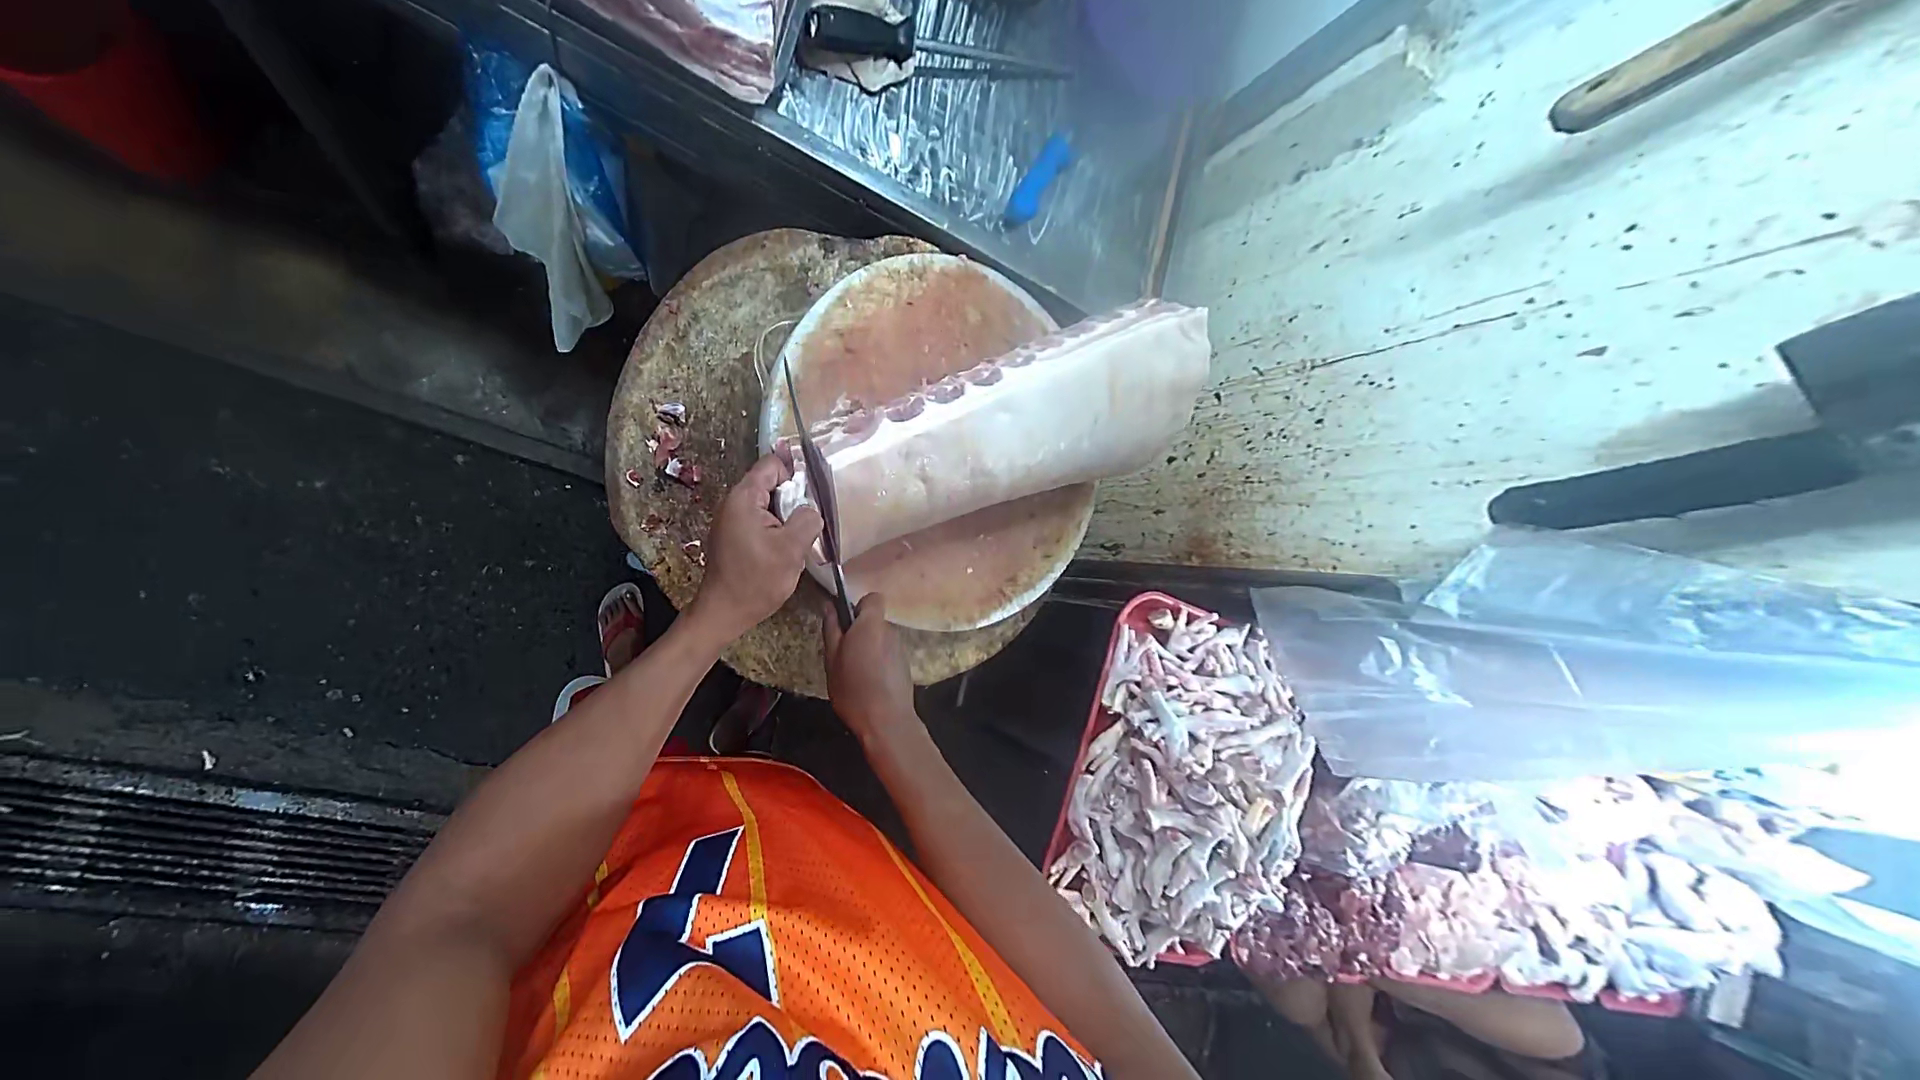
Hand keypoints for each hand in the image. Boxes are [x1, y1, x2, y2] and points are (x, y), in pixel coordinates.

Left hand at [688, 455, 821, 641]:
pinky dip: (777, 530)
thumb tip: (812, 510)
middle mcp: (735, 503)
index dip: (796, 473)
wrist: (725, 613)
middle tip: (811, 522)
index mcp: (744, 498)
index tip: (814, 494)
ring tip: (800, 539)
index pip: (773, 464)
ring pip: (770, 505)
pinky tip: (786, 550)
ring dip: (788, 518)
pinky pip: (762, 522)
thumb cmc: (756, 580)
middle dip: (795, 499)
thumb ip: (807, 519)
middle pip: (772, 484)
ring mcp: (733, 520)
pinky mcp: (735, 537)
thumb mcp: (791, 548)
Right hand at [821, 593, 917, 743]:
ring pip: (880, 639)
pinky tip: (868, 683)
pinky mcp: (905, 665)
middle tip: (843, 654)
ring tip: (854, 673)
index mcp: (871, 624)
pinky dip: (878, 662)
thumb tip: (829, 606)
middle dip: (860, 631)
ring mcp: (900, 648)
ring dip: (868, 648)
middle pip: (874, 621)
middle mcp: (890, 631)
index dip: (858, 606)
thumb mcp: (832, 659)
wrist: (886, 721)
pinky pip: (887, 654)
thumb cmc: (853, 689)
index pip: (873, 598)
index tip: (846, 624)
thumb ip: (832, 629)